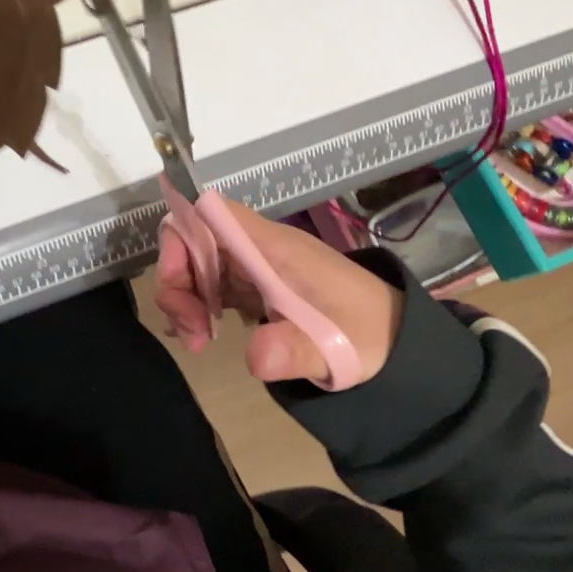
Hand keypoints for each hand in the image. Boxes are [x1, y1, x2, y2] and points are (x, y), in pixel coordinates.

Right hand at [154, 203, 403, 387]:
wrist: (395, 341)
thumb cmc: (366, 334)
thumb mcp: (332, 348)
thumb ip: (294, 351)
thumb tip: (255, 359)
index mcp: (271, 247)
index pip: (210, 212)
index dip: (180, 237)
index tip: (178, 285)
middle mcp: (256, 249)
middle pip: (192, 241)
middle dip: (176, 284)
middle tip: (190, 333)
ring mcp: (254, 267)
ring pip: (195, 264)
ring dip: (184, 300)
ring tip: (198, 342)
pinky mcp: (254, 287)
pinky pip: (209, 284)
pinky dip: (196, 307)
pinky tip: (201, 335)